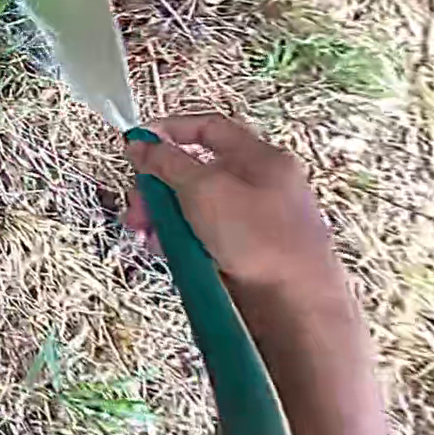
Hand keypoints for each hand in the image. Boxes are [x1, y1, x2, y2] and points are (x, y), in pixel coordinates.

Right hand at [123, 113, 338, 292]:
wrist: (296, 307)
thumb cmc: (256, 238)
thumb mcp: (202, 189)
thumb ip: (165, 162)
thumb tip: (138, 143)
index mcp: (259, 158)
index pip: (208, 127)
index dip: (169, 130)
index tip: (137, 144)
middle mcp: (257, 183)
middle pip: (191, 169)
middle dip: (156, 186)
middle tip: (137, 204)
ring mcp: (251, 217)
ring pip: (190, 203)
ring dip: (160, 214)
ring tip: (145, 233)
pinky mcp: (242, 247)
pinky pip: (198, 230)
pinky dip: (176, 235)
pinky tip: (162, 248)